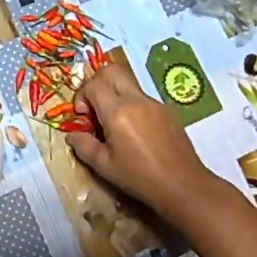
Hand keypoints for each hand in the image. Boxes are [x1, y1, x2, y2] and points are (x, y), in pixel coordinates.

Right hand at [66, 58, 237, 212]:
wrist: (184, 186)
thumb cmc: (139, 177)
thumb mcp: (103, 166)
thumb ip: (83, 145)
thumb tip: (72, 134)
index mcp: (118, 112)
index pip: (93, 84)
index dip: (82, 96)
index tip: (83, 117)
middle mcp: (136, 100)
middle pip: (112, 70)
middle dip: (97, 83)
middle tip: (94, 107)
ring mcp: (155, 103)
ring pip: (128, 83)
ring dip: (114, 95)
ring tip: (114, 124)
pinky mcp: (167, 111)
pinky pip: (142, 97)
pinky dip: (130, 105)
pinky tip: (134, 132)